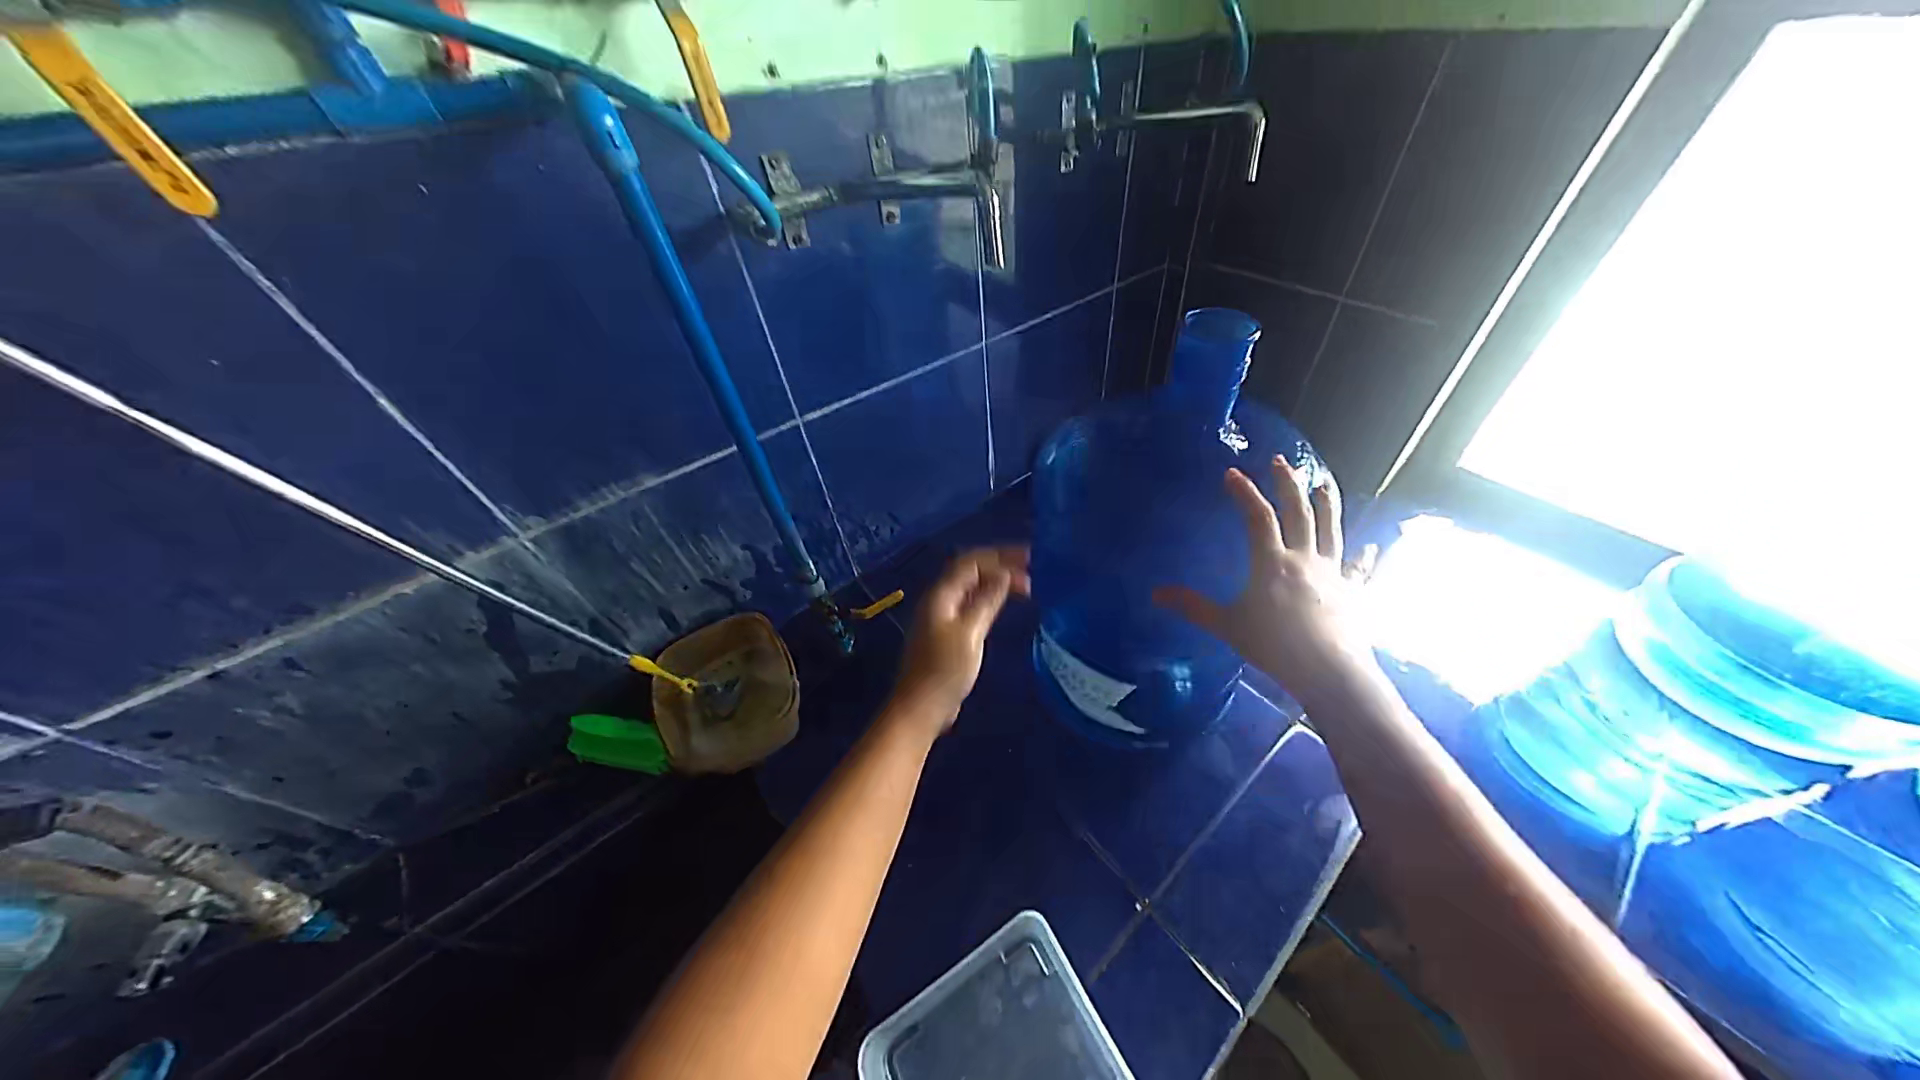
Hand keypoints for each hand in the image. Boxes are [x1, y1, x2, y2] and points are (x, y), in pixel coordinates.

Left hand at [887, 546, 1030, 734]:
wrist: (921, 708)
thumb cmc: (944, 670)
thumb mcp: (970, 633)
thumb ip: (986, 601)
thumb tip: (1004, 574)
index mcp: (941, 595)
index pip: (971, 561)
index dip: (1000, 555)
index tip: (1030, 557)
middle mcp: (940, 600)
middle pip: (971, 571)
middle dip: (1000, 565)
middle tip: (1032, 568)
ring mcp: (943, 617)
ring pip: (972, 588)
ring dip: (997, 582)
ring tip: (1026, 585)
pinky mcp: (948, 634)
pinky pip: (972, 604)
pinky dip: (991, 599)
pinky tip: (1006, 606)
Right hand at [1154, 458, 1369, 705]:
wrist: (1329, 671)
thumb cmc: (1274, 646)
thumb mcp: (1226, 625)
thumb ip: (1193, 607)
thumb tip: (1156, 593)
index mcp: (1272, 562)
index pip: (1258, 517)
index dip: (1245, 493)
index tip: (1232, 474)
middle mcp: (1305, 559)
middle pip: (1298, 513)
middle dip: (1288, 484)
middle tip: (1281, 462)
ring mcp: (1333, 573)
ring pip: (1332, 530)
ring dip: (1327, 504)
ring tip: (1323, 483)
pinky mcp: (1354, 592)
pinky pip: (1360, 568)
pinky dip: (1365, 556)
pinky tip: (1372, 546)